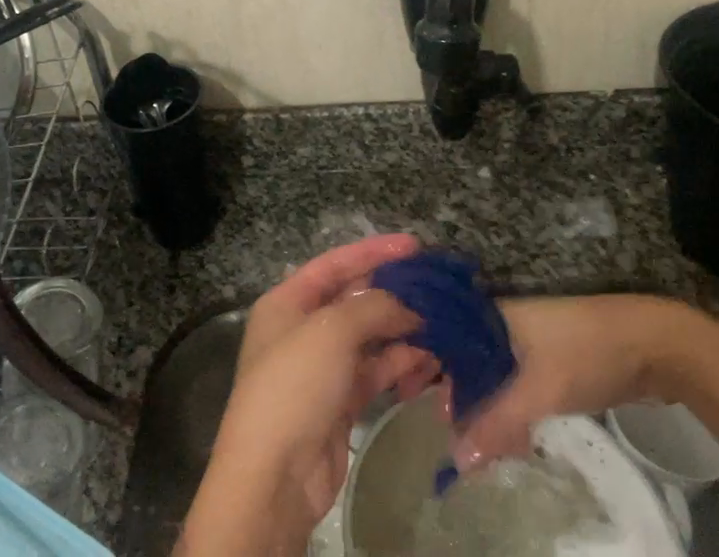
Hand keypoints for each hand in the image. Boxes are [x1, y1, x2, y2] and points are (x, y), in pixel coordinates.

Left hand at [178, 234, 430, 554]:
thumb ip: (372, 308)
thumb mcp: (331, 332)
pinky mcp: (339, 402)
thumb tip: (406, 306)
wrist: (275, 473)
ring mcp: (321, 368)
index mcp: (286, 303)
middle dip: (392, 294)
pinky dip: (400, 366)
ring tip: (443, 328)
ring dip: (402, 333)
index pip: (332, 264)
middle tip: (437, 290)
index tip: (413, 245)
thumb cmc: (295, 386)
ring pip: (368, 339)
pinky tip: (430, 364)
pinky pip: (375, 373)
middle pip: (352, 300)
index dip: (371, 251)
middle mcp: (301, 330)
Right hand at [451, 294, 691, 469]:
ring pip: (497, 375)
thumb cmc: (588, 354)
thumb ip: (496, 424)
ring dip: (492, 408)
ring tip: (488, 444)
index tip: (430, 412)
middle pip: (470, 361)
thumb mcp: (538, 392)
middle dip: (465, 400)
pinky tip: (515, 435)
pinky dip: (514, 407)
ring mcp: (531, 339)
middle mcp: (505, 322)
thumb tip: (457, 461)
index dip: (435, 375)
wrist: (660, 346)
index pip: (446, 341)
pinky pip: (521, 383)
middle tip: (461, 438)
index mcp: (491, 315)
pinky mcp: (555, 358)